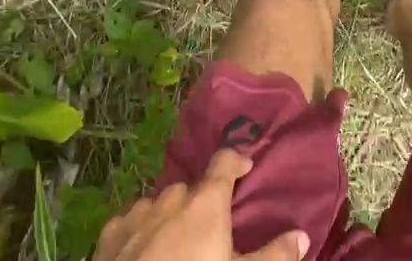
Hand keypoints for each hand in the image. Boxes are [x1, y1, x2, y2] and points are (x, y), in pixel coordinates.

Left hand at [95, 149, 308, 260]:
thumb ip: (272, 256)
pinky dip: (139, 231)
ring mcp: (136, 215)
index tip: (246, 167)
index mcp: (206, 204)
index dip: (236, 160)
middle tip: (209, 229)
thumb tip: (303, 236)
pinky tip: (139, 252)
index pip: (224, 163)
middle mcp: (171, 199)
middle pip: (190, 189)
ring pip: (158, 204)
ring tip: (174, 244)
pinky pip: (129, 222)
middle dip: (200, 202)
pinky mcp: (108, 237)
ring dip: (169, 216)